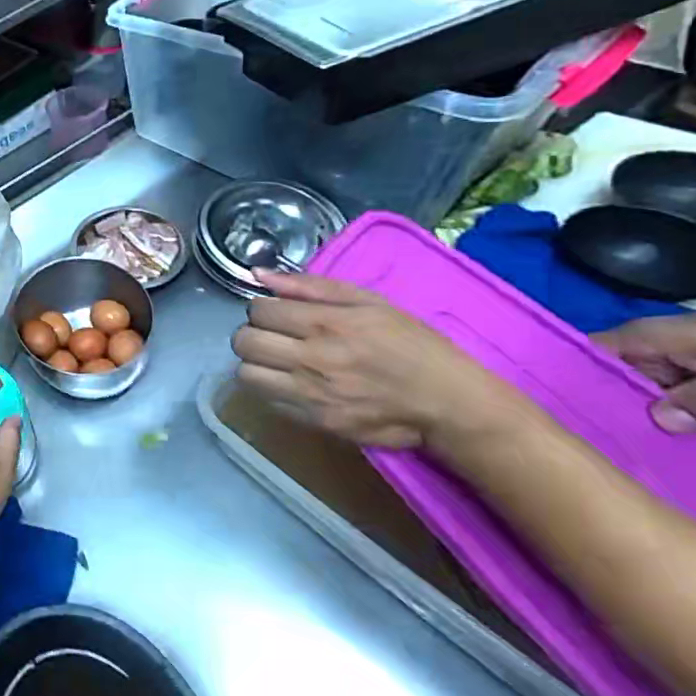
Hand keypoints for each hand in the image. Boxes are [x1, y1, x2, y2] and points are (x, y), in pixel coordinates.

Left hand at [231, 270, 521, 448]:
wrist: (451, 403)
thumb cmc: (412, 345)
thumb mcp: (369, 302)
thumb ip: (309, 286)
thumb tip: (258, 274)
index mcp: (326, 325)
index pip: (258, 310)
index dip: (262, 309)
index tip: (278, 313)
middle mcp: (312, 360)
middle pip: (244, 342)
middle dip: (252, 334)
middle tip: (273, 336)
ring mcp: (312, 394)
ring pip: (246, 374)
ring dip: (256, 364)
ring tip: (278, 360)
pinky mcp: (316, 422)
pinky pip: (268, 401)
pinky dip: (271, 389)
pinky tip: (292, 382)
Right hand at [594, 297, 695, 432]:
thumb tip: (657, 422)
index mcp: (645, 338)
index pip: (592, 352)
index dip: (582, 377)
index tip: (585, 409)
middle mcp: (654, 343)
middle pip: (629, 376)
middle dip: (648, 406)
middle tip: (666, 436)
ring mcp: (684, 354)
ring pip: (666, 386)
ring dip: (688, 411)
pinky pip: (694, 388)